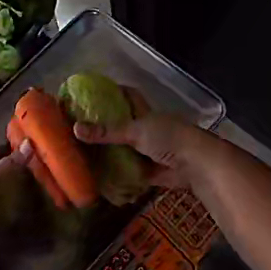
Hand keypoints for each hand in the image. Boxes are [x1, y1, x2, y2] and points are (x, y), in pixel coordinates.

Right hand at [73, 96, 221, 189]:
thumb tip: (76, 129)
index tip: (92, 92)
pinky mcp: (149, 172)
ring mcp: (147, 151)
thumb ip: (107, 132)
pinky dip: (116, 176)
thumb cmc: (168, 138)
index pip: (127, 96)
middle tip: (78, 128)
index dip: (113, 91)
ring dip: (108, 153)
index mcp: (144, 112)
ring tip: (82, 154)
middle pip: (122, 125)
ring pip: (123, 150)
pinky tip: (97, 177)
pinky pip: (128, 172)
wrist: (194, 164)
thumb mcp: (135, 131)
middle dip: (104, 127)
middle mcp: (146, 129)